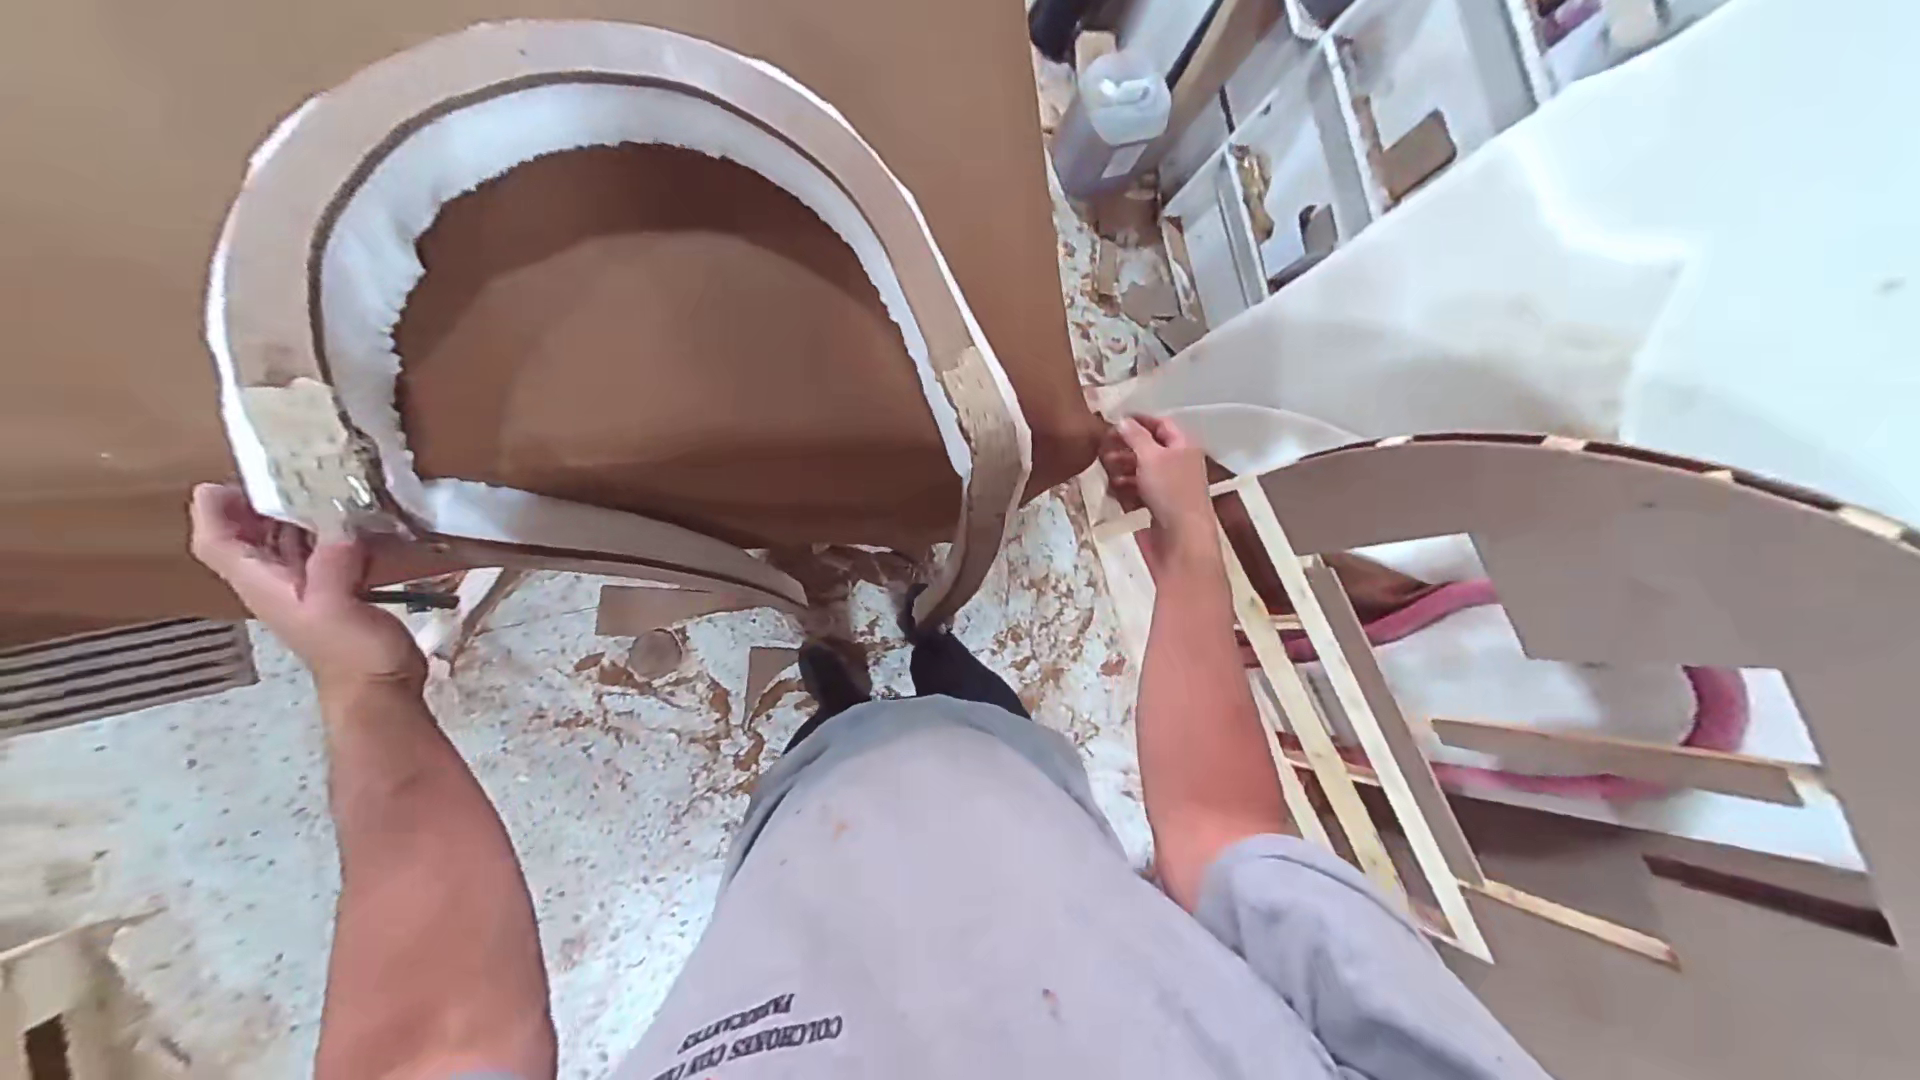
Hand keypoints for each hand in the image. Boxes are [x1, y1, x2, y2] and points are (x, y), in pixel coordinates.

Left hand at [189, 484, 425, 692]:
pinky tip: (353, 523)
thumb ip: (333, 564)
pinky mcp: (345, 594)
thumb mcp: (336, 607)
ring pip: (289, 546)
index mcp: (266, 586)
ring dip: (294, 518)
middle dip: (254, 508)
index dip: (212, 515)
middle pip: (251, 541)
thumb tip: (342, 527)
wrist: (379, 685)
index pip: (220, 545)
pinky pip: (327, 555)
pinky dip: (332, 535)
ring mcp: (313, 590)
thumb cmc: (352, 652)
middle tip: (277, 474)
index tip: (221, 484)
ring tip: (315, 488)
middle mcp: (281, 585)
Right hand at [1100, 415, 1216, 570]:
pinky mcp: (1152, 507)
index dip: (1139, 420)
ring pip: (1138, 469)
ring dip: (1120, 466)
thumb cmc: (1171, 492)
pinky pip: (1134, 490)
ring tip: (1104, 465)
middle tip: (1103, 444)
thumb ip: (1136, 436)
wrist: (1180, 540)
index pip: (1161, 424)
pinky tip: (1111, 487)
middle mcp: (1175, 464)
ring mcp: (1163, 487)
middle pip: (1147, 447)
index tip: (1114, 420)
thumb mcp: (1152, 456)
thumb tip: (1123, 421)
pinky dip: (1122, 486)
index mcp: (1183, 447)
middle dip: (1125, 445)